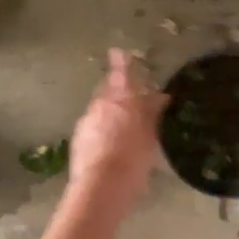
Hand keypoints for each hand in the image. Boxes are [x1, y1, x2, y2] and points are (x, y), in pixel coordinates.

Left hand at [67, 48, 167, 212]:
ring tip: (121, 130)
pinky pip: (92, 127)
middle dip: (117, 92)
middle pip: (108, 91)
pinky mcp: (78, 140)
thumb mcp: (151, 136)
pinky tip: (109, 146)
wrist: (101, 188)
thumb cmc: (133, 159)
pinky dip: (100, 130)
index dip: (121, 61)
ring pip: (99, 110)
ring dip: (109, 114)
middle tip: (130, 101)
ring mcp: (86, 121)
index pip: (122, 73)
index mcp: (122, 99)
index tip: (117, 50)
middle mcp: (101, 105)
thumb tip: (160, 97)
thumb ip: (153, 113)